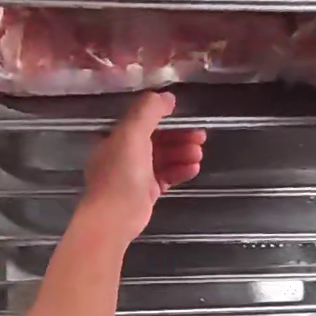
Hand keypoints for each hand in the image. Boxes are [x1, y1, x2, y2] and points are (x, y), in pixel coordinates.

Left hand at [79, 91, 205, 241]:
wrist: (114, 218)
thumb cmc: (120, 173)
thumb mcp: (132, 133)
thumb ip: (149, 110)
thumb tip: (167, 97)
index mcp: (114, 139)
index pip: (141, 122)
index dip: (162, 116)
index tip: (183, 114)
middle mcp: (123, 155)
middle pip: (155, 140)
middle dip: (179, 137)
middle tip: (201, 137)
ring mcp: (134, 176)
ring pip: (162, 159)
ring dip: (182, 154)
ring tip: (199, 154)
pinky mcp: (144, 194)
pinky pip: (165, 177)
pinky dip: (179, 172)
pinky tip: (194, 169)